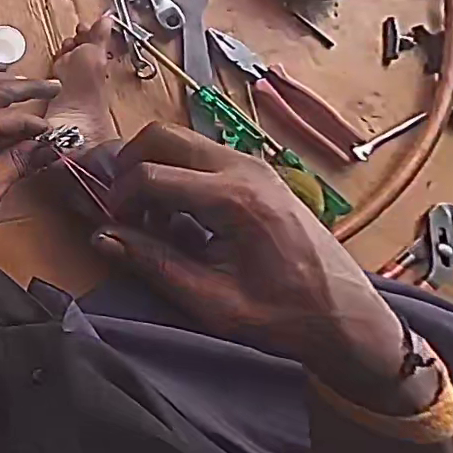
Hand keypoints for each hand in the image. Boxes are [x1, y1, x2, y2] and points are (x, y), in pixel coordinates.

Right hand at [93, 123, 429, 410]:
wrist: (350, 318)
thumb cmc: (286, 315)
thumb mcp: (212, 301)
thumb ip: (153, 263)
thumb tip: (102, 236)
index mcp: (235, 199)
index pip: (151, 175)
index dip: (119, 197)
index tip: (113, 223)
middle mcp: (243, 167)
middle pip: (161, 135)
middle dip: (129, 164)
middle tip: (123, 205)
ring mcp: (251, 162)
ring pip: (178, 137)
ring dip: (151, 165)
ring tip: (151, 213)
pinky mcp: (255, 169)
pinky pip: (198, 151)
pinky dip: (174, 170)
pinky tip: (179, 212)